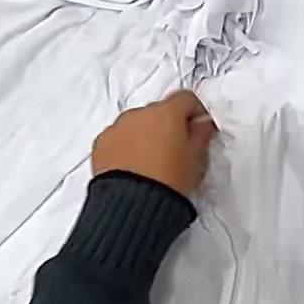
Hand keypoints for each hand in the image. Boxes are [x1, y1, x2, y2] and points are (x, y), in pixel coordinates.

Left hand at [91, 91, 216, 197]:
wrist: (133, 204)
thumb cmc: (170, 181)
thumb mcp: (197, 159)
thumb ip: (201, 134)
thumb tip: (202, 124)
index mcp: (167, 113)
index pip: (185, 99)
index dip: (195, 111)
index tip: (198, 126)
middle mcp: (140, 114)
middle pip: (159, 111)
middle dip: (167, 126)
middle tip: (175, 151)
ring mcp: (118, 127)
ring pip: (136, 124)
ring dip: (145, 136)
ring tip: (152, 163)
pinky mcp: (101, 144)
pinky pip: (117, 138)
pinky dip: (125, 147)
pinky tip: (133, 168)